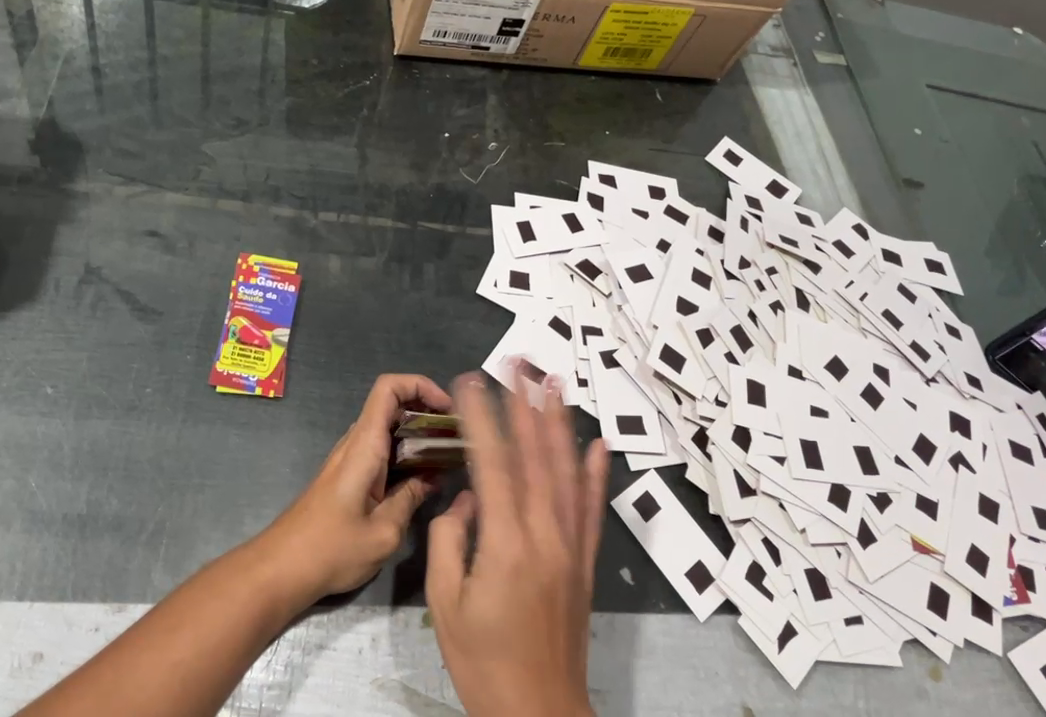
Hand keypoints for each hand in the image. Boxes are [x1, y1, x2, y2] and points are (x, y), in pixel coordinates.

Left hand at [253, 374, 454, 601]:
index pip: (389, 388)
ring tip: (450, 457)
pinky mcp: (349, 476)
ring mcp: (350, 459)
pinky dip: (406, 454)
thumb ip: (411, 498)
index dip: (421, 386)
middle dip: (428, 412)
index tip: (448, 410)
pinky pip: (382, 451)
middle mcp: (356, 443)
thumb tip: (433, 476)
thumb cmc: (332, 549)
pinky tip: (426, 478)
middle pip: (393, 405)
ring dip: (419, 435)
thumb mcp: (384, 532)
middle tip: (457, 437)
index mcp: (365, 446)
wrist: (282, 568)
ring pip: (389, 429)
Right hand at [427, 373, 606, 716]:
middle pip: (537, 458)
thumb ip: (452, 541)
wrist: (538, 713)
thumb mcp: (446, 603)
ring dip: (561, 425)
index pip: (495, 466)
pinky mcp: (587, 564)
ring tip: (555, 384)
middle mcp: (546, 536)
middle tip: (518, 363)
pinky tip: (599, 445)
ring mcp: (572, 548)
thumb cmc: (482, 661)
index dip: (484, 419)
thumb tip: (468, 501)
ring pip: (568, 474)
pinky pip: (593, 510)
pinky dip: (597, 475)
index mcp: (506, 544)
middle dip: (525, 405)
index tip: (473, 382)